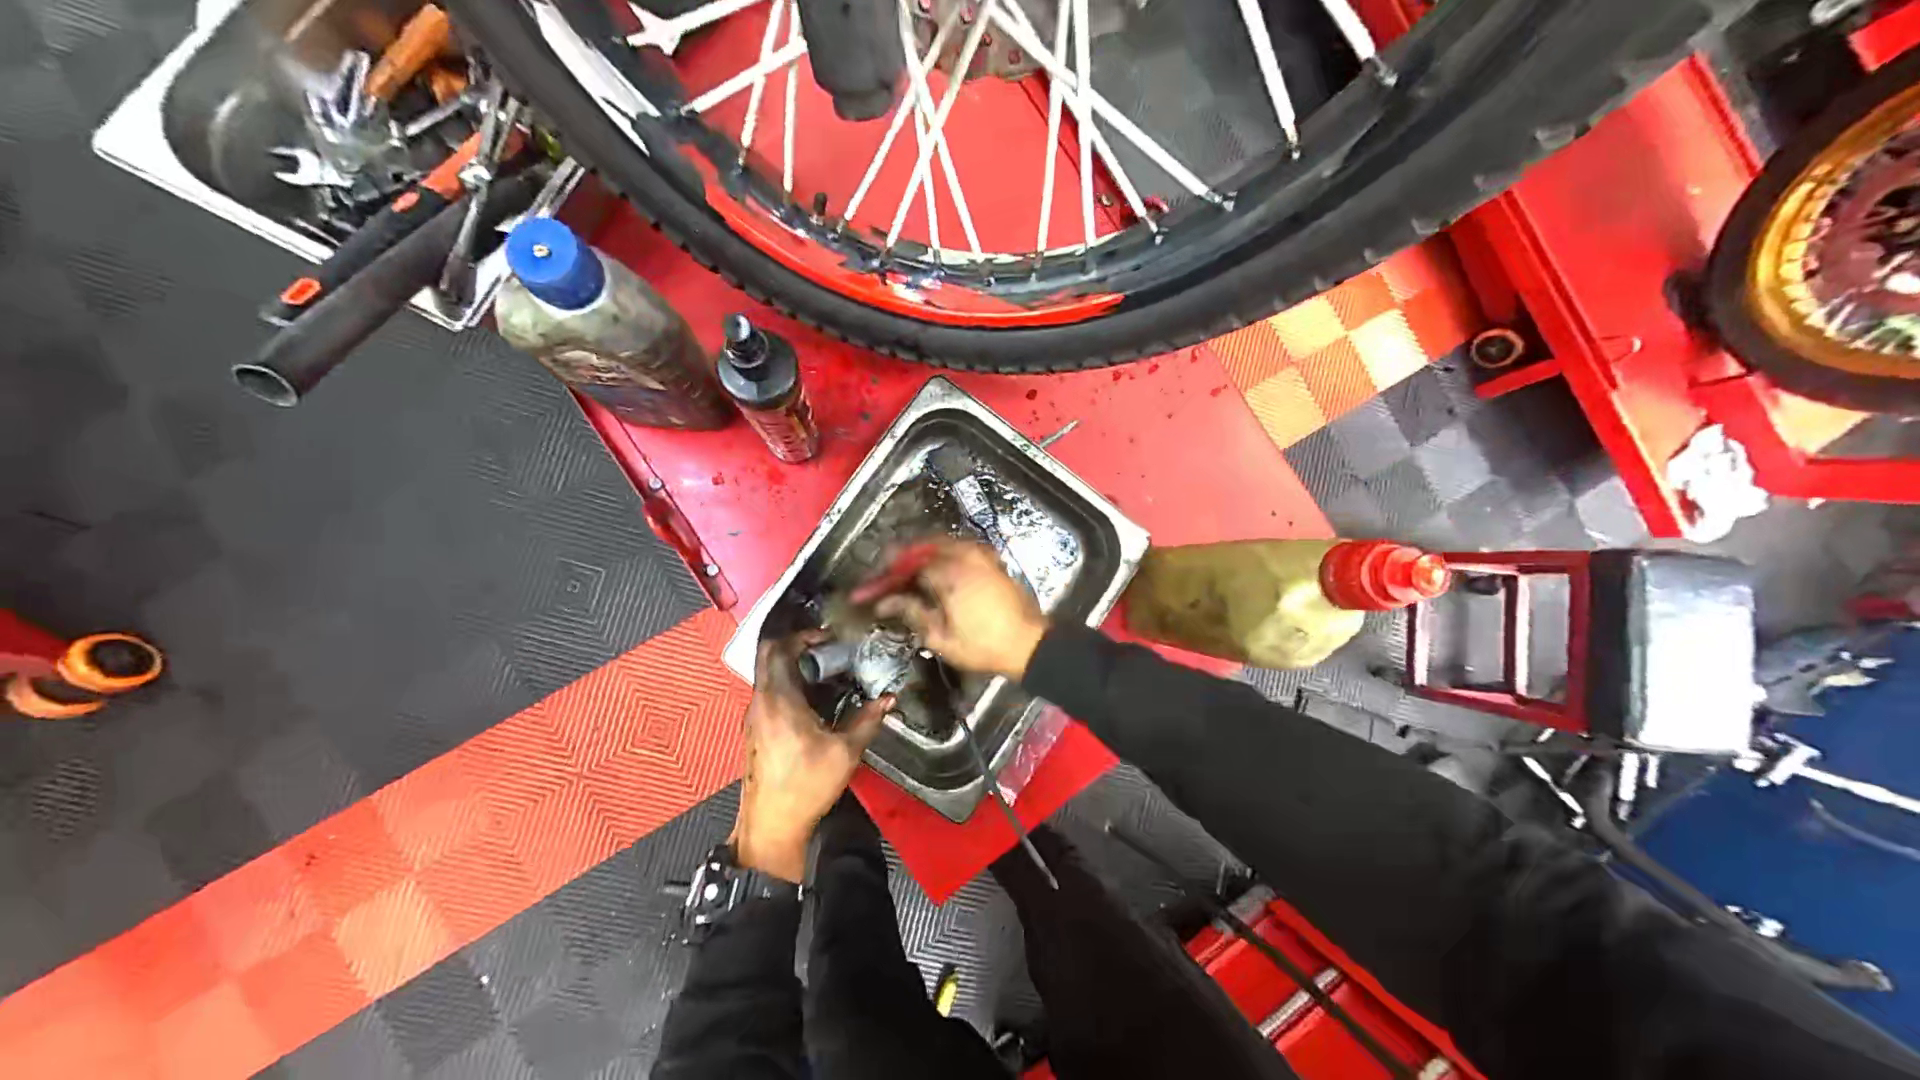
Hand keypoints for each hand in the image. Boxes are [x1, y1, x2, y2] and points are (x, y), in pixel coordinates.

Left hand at [732, 631, 892, 882]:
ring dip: (791, 665)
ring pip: (767, 675)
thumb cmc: (805, 787)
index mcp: (778, 700)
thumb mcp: (846, 752)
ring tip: (824, 671)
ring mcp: (754, 717)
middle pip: (768, 656)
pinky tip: (813, 700)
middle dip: (795, 645)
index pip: (778, 649)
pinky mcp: (756, 730)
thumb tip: (887, 700)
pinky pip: (768, 693)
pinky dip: (787, 684)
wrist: (772, 824)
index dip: (802, 635)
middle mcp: (760, 703)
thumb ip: (867, 720)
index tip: (826, 637)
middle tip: (824, 648)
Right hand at [852, 539, 1047, 679]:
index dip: (884, 578)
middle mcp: (964, 558)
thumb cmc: (984, 646)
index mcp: (949, 575)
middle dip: (898, 560)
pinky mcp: (992, 561)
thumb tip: (886, 603)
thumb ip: (913, 612)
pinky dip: (941, 552)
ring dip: (918, 553)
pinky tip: (934, 568)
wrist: (1028, 645)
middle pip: (921, 549)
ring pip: (940, 543)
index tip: (868, 589)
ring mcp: (981, 556)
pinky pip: (959, 546)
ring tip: (903, 571)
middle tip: (883, 576)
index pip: (906, 567)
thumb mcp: (941, 637)